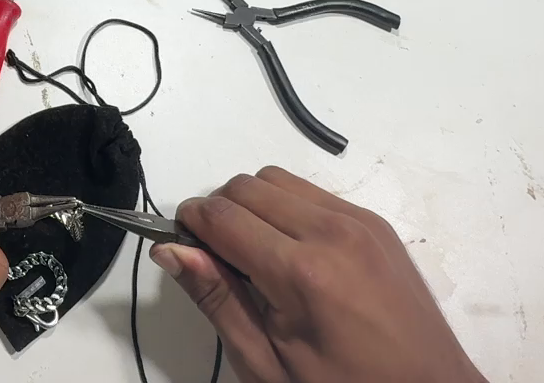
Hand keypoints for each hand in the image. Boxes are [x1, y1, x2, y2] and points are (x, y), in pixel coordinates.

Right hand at [153, 166, 484, 382]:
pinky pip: (309, 190)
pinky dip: (286, 208)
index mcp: (302, 273)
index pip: (219, 215)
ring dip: (252, 206)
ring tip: (261, 257)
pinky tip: (296, 253)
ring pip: (273, 178)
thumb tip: (168, 248)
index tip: (185, 250)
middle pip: (243, 186)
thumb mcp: (268, 369)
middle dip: (219, 214)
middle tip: (224, 264)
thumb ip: (217, 299)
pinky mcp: (375, 222)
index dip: (189, 226)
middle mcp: (330, 231)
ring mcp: (358, 221)